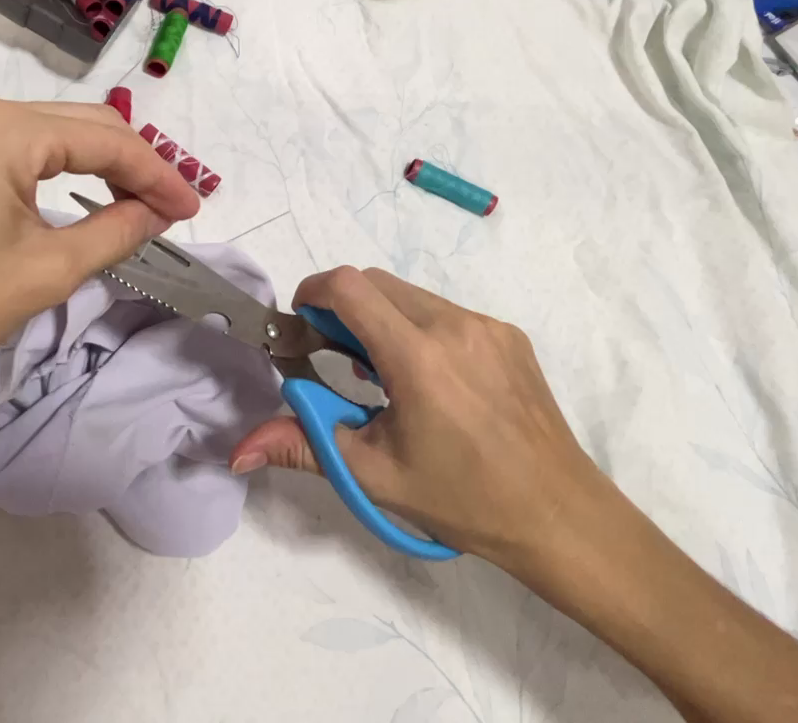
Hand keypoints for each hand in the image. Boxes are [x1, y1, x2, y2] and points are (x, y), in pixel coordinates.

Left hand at [0, 95, 201, 402]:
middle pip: (81, 126)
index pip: (105, 140)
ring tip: (140, 204)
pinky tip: (85, 196)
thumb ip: (116, 231)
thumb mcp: (47, 271)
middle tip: (173, 209)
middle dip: (133, 165)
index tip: (194, 209)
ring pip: (52, 136)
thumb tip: (160, 211)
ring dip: (99, 166)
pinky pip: (20, 151)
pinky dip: (59, 172)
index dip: (158, 174)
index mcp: (4, 130)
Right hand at [229, 267, 608, 567]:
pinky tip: (427, 380)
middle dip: (343, 306)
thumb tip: (237, 452)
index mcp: (417, 357)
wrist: (559, 514)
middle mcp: (454, 326)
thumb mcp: (374, 473)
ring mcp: (487, 326)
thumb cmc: (462, 498)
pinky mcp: (508, 335)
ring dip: (380, 317)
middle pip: (376, 283)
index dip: (313, 291)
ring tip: (382, 375)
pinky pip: (445, 312)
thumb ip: (302, 446)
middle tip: (334, 354)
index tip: (301, 321)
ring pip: (410, 295)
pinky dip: (417, 328)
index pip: (349, 287)